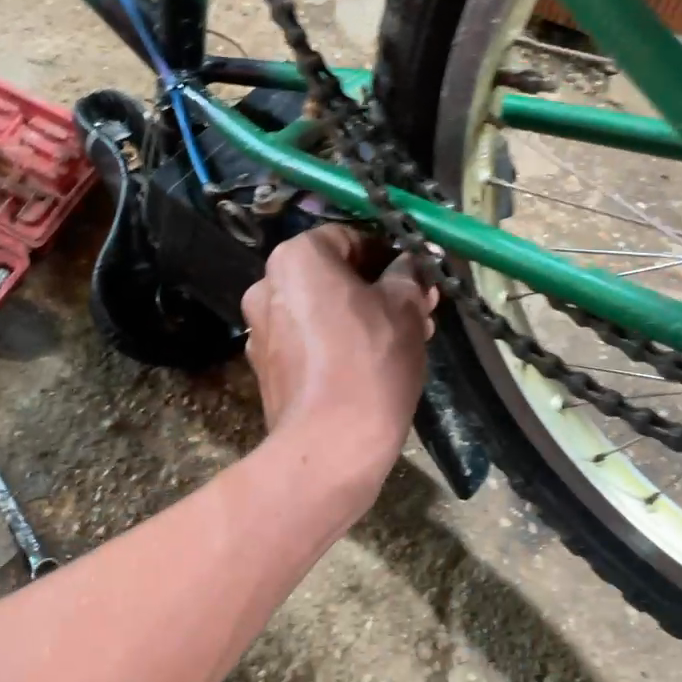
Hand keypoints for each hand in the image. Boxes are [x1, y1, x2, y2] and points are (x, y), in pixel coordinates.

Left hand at [241, 225, 435, 466]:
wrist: (328, 444)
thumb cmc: (370, 362)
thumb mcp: (405, 309)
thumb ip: (408, 276)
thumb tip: (412, 264)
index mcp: (294, 259)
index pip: (346, 237)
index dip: (387, 253)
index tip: (417, 275)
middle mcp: (266, 288)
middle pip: (332, 277)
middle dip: (377, 290)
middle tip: (420, 310)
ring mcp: (261, 332)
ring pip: (320, 311)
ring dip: (361, 318)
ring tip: (406, 341)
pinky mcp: (267, 370)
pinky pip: (308, 343)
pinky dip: (337, 345)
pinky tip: (372, 366)